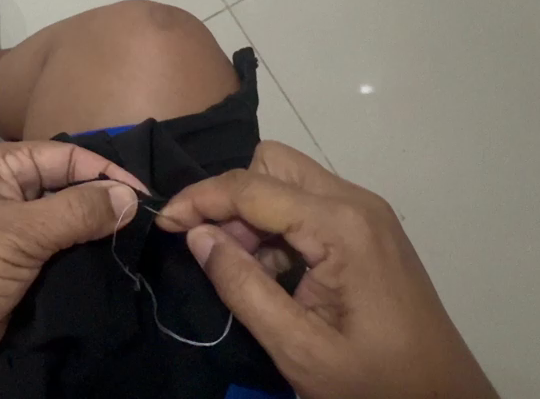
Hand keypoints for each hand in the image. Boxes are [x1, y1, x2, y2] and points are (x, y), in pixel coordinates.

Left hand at [0, 141, 145, 395]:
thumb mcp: (19, 233)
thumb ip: (76, 211)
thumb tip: (129, 197)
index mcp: (1, 165)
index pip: (66, 156)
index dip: (106, 171)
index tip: (151, 197)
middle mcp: (9, 191)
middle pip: (69, 188)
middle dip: (106, 202)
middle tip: (156, 223)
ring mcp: (14, 233)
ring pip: (68, 224)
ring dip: (100, 235)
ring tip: (147, 246)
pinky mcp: (20, 272)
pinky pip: (62, 257)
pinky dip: (87, 262)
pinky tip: (120, 268)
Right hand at [156, 141, 496, 398]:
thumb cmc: (377, 387)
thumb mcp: (300, 350)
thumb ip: (242, 287)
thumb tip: (196, 233)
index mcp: (341, 226)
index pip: (250, 186)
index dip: (200, 199)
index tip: (163, 221)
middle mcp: (354, 201)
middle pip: (270, 163)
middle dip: (232, 198)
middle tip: (217, 250)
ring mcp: (366, 213)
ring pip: (286, 178)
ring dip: (253, 212)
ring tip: (245, 268)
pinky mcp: (369, 228)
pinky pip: (306, 202)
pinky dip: (278, 225)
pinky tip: (275, 272)